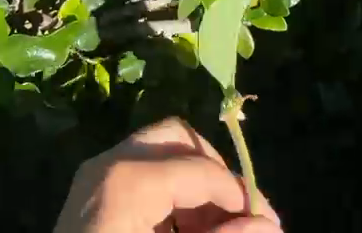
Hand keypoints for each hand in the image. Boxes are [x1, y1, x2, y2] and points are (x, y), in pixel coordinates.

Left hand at [53, 118, 282, 232]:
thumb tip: (269, 226)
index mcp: (127, 180)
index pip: (200, 168)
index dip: (242, 194)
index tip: (270, 225)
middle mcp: (109, 163)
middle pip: (176, 138)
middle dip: (214, 172)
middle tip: (240, 216)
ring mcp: (95, 176)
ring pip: (159, 155)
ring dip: (194, 187)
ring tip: (218, 232)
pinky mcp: (91, 195)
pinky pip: (141, 177)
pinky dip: (169, 198)